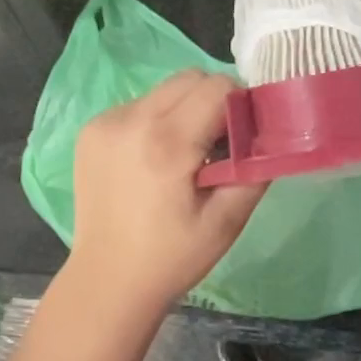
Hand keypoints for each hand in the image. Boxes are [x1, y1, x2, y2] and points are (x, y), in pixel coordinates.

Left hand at [67, 71, 267, 304]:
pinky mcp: (91, 128)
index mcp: (167, 142)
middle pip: (190, 78)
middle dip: (212, 101)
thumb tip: (269, 133)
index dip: (238, 106)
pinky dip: (154, 120)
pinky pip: (138, 105)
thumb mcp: (227, 222)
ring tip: (182, 155)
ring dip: (182, 109)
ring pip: (164, 89)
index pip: (217, 86)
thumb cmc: (171, 257)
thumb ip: (254, 169)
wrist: (106, 282)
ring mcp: (106, 121)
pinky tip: (151, 159)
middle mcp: (132, 119)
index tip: (240, 138)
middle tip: (215, 145)